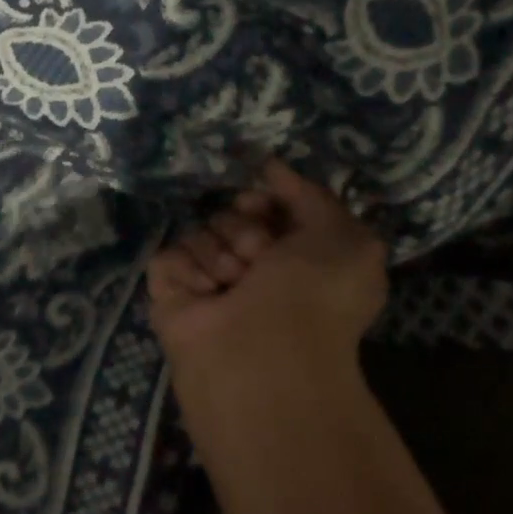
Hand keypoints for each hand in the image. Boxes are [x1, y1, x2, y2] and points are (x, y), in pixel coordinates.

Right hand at [147, 159, 388, 385]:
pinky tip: (204, 294)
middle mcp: (254, 262)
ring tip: (232, 286)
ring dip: (220, 255)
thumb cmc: (312, 296)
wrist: (257, 349)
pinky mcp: (169, 286)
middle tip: (258, 261)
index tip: (263, 207)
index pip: (269, 202)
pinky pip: (169, 254)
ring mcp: (208, 274)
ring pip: (199, 231)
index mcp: (300, 251)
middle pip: (231, 213)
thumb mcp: (343, 237)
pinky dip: (188, 271)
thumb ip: (310, 195)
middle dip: (246, 231)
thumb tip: (269, 164)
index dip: (267, 199)